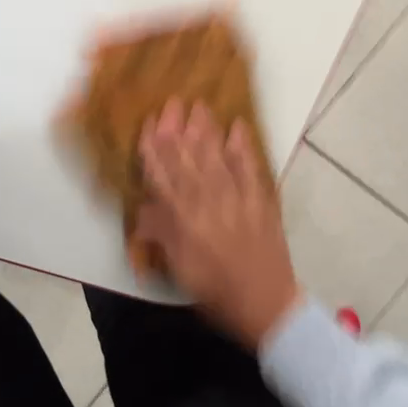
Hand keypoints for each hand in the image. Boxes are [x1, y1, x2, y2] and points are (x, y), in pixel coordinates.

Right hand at [133, 98, 300, 348]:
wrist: (266, 305)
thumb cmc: (216, 291)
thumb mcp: (180, 268)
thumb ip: (161, 235)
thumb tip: (141, 208)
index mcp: (184, 219)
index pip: (162, 176)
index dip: (154, 148)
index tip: (148, 122)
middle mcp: (207, 202)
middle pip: (188, 159)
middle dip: (178, 129)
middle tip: (172, 101)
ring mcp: (237, 198)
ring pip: (216, 157)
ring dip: (206, 131)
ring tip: (198, 106)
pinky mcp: (261, 201)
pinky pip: (251, 168)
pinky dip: (244, 147)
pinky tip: (237, 127)